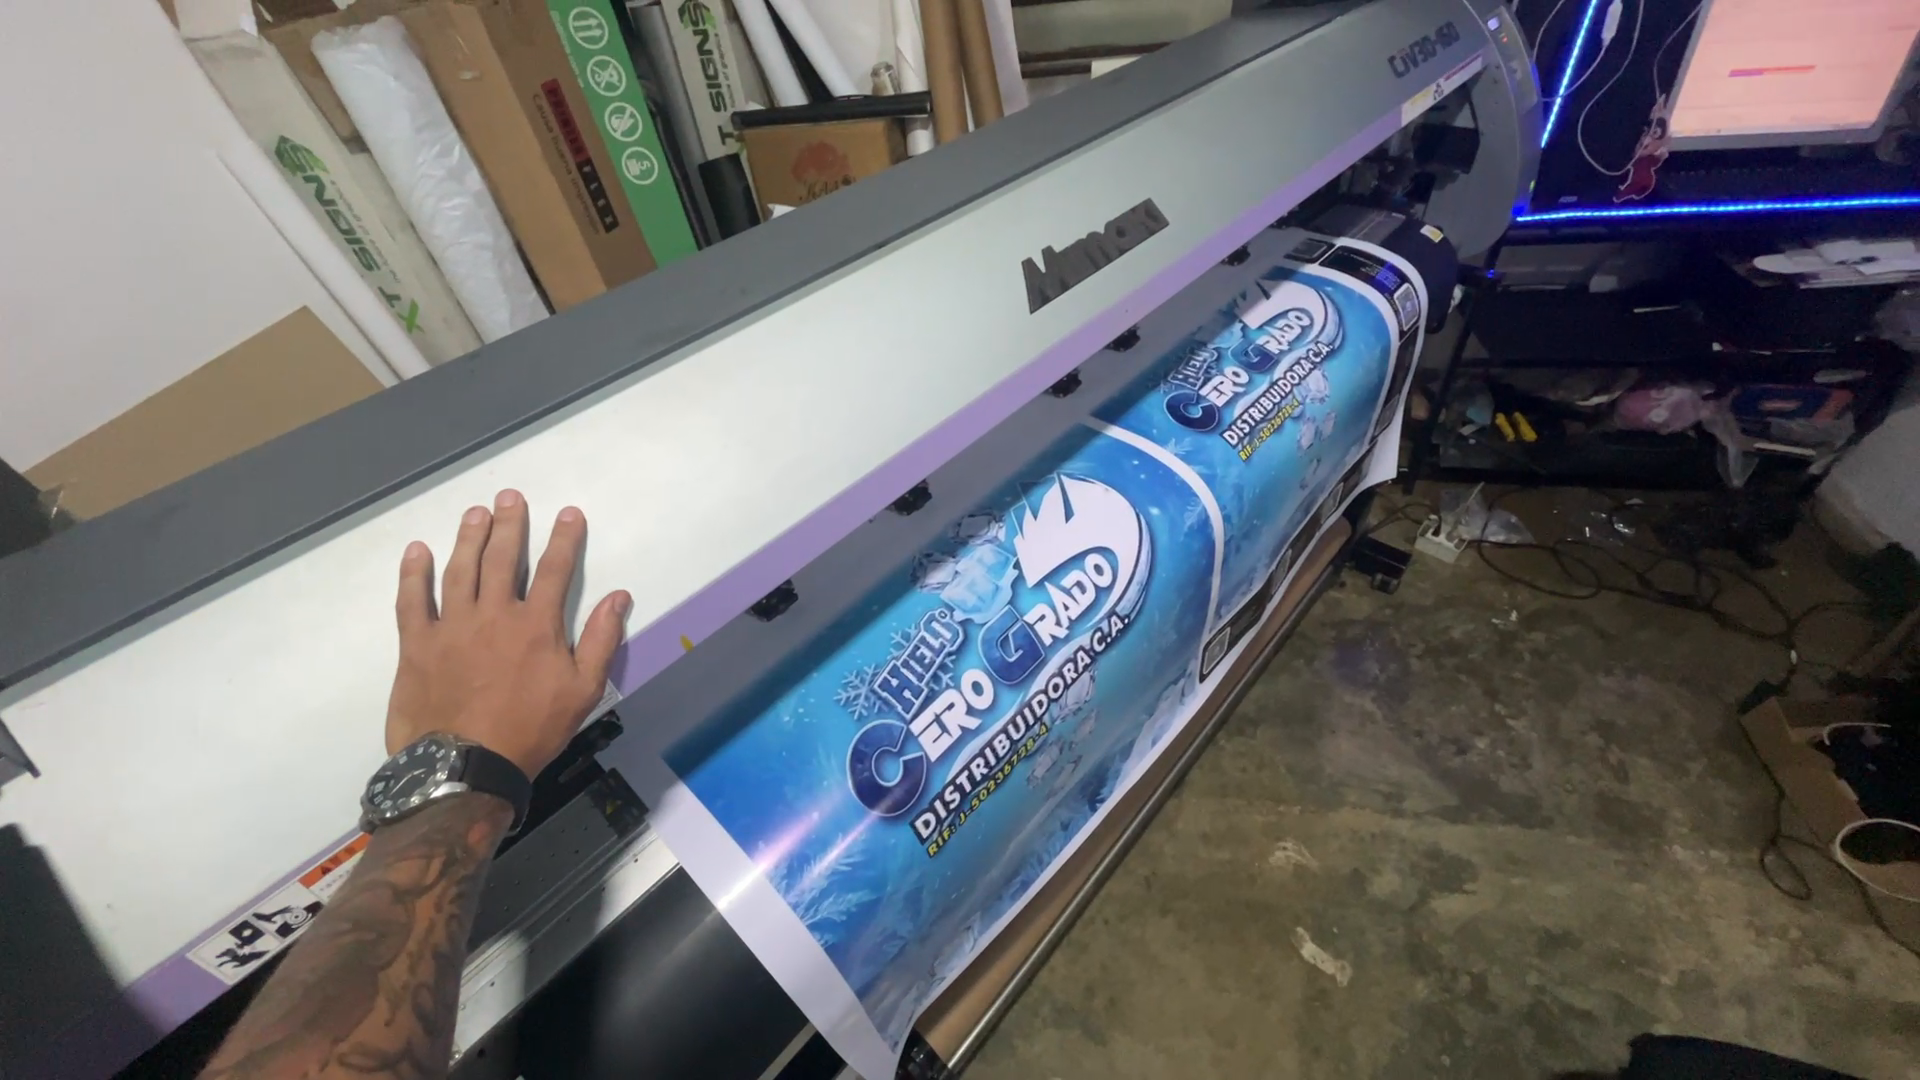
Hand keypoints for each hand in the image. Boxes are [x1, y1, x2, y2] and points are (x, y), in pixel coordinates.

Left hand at [386, 490, 631, 778]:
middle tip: (512, 496)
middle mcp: (495, 614)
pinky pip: (412, 600)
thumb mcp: (584, 689)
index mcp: (537, 625)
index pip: (557, 570)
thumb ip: (602, 639)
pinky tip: (418, 551)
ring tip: (476, 512)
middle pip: (504, 559)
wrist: (465, 765)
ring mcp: (451, 626)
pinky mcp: (416, 644)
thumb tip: (619, 597)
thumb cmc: (532, 727)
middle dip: (511, 524)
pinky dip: (414, 574)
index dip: (565, 538)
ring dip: (469, 538)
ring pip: (460, 570)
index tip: (569, 513)